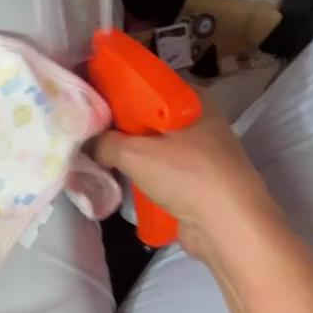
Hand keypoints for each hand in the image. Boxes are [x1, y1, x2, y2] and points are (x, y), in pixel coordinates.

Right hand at [95, 111, 281, 259]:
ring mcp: (198, 152)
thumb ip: (105, 143)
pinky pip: (159, 170)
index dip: (116, 95)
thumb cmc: (186, 176)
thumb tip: (87, 143)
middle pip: (147, 119)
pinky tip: (120, 180)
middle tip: (87, 135)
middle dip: (118, 129)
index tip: (88, 106)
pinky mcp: (194, 179)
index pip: (147, 88)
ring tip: (97, 159)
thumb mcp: (135, 153)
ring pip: (153, 146)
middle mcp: (197, 120)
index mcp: (191, 100)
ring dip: (128, 155)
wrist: (225, 224)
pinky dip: (141, 175)